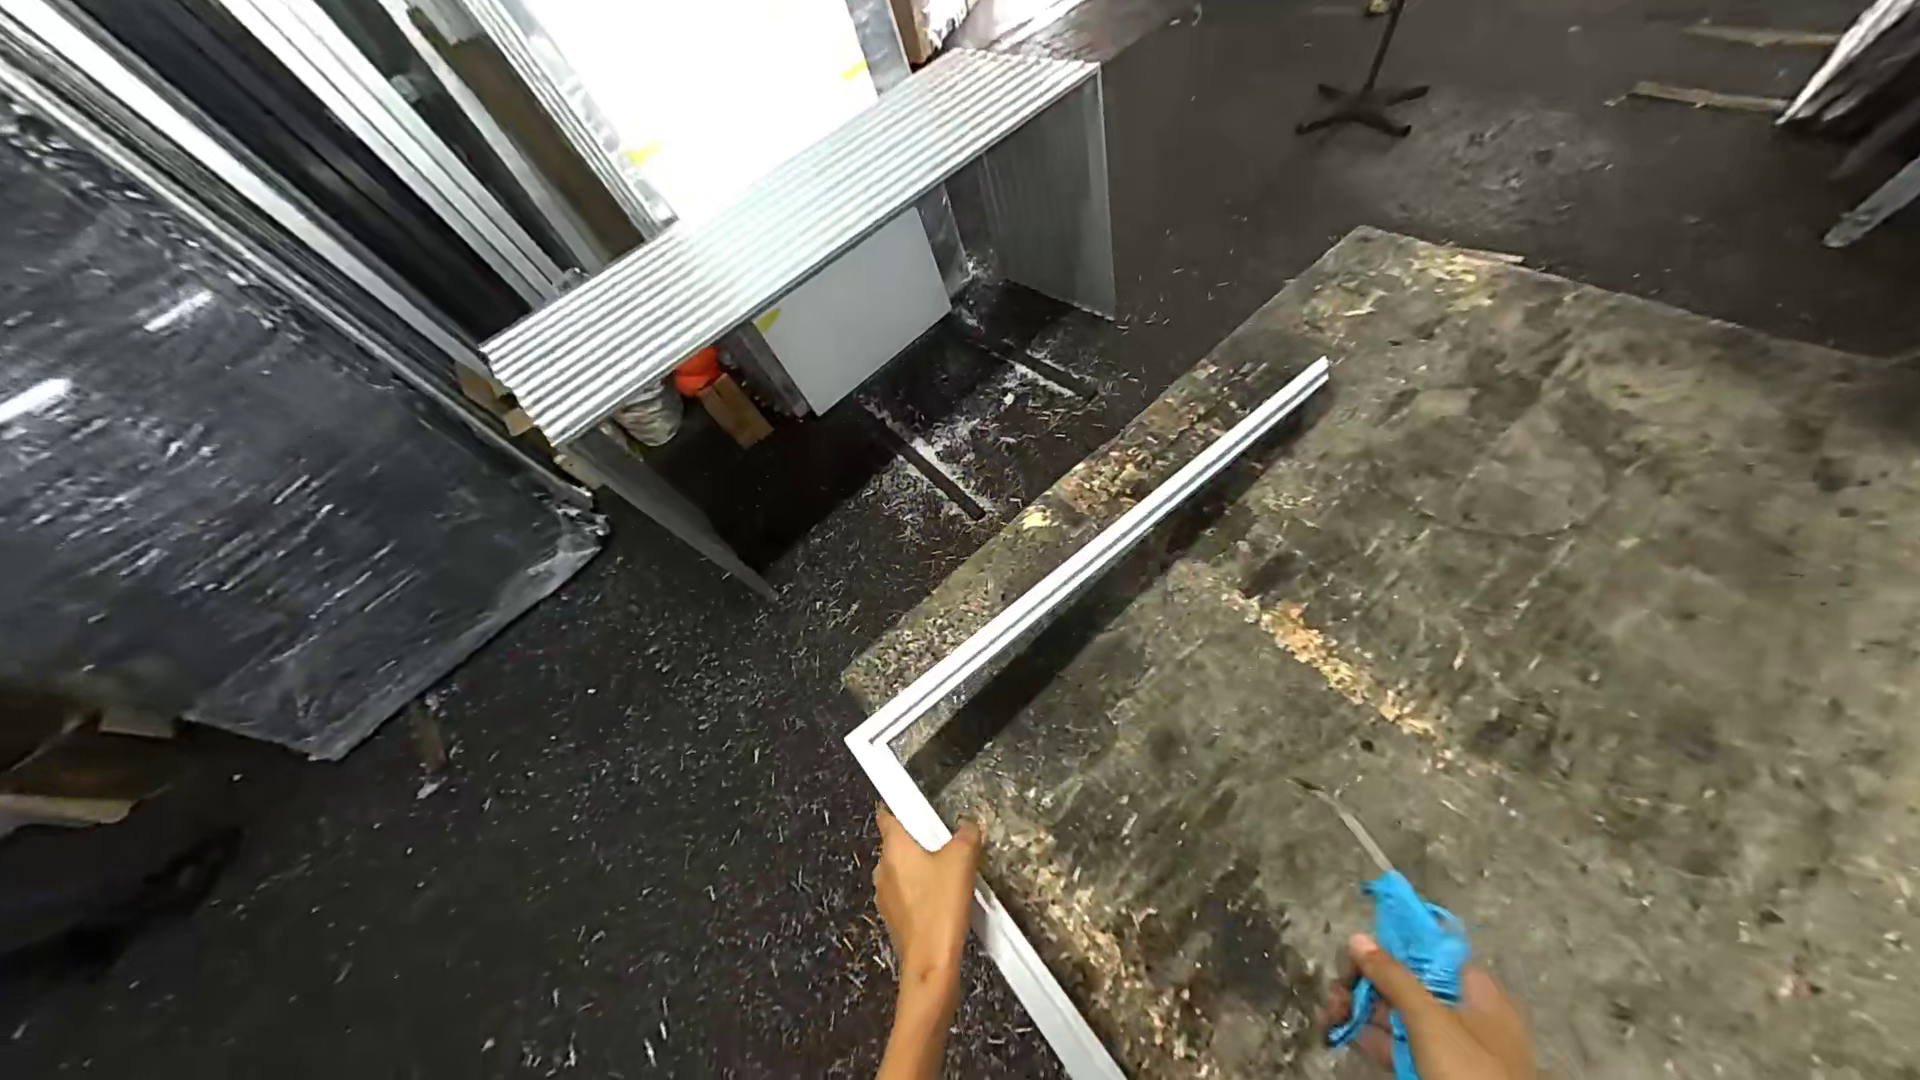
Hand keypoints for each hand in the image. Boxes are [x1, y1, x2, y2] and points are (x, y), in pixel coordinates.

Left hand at [873, 806, 981, 1001]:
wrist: (931, 964)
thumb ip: (967, 834)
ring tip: (949, 871)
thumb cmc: (941, 904)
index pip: (886, 816)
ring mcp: (885, 896)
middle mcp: (883, 869)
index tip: (913, 804)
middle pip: (897, 844)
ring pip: (902, 870)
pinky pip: (907, 893)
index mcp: (893, 848)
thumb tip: (968, 826)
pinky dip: (921, 890)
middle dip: (919, 840)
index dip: (898, 806)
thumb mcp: (962, 859)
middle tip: (945, 840)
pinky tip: (943, 898)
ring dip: (921, 867)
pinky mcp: (894, 919)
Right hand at [1319, 933, 1534, 1079]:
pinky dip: (1366, 1033)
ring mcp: (1448, 1046)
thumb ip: (1392, 975)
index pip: (1433, 950)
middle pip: (1406, 980)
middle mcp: (1465, 1014)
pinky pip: (1394, 1042)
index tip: (1359, 946)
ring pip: (1395, 1011)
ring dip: (1358, 1005)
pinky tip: (1334, 1027)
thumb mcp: (1428, 1020)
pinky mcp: (1431, 1071)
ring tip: (1329, 1010)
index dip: (1394, 942)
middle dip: (1365, 979)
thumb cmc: (1469, 1074)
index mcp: (1479, 994)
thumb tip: (1358, 938)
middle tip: (1337, 986)